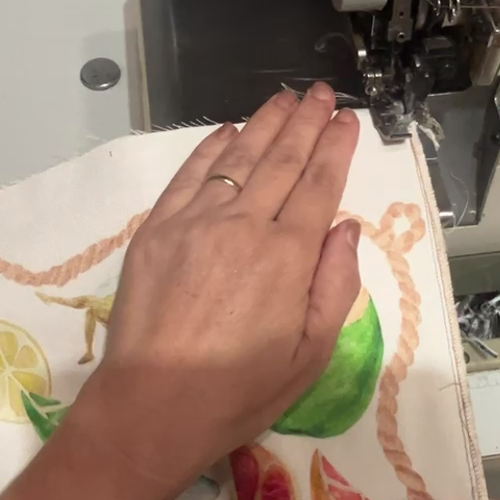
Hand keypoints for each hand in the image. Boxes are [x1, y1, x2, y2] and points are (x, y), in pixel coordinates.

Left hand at [77, 82, 362, 491]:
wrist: (153, 406)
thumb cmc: (240, 391)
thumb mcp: (312, 355)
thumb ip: (335, 285)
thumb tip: (345, 227)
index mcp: (288, 256)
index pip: (319, 185)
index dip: (336, 148)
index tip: (347, 120)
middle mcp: (244, 224)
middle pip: (281, 159)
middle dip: (306, 122)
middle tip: (321, 93)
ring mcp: (195, 221)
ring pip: (237, 157)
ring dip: (264, 123)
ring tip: (285, 99)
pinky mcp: (157, 229)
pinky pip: (190, 175)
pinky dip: (211, 147)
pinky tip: (228, 130)